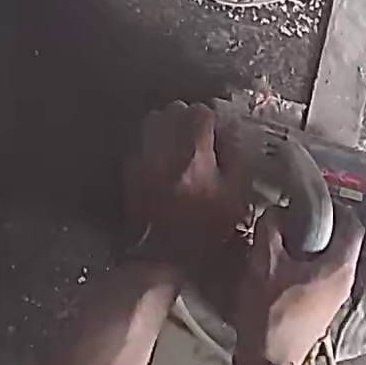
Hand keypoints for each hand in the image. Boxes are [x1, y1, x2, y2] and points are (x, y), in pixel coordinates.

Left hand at [125, 102, 249, 263]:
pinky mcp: (129, 169)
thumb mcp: (235, 194)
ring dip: (168, 126)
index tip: (218, 134)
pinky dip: (152, 144)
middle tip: (200, 138)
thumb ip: (234, 155)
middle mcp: (164, 148)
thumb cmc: (206, 229)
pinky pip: (141, 141)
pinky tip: (163, 160)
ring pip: (154, 120)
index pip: (201, 111)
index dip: (213, 120)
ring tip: (179, 145)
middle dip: (189, 119)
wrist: (163, 255)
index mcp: (194, 152)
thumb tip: (229, 128)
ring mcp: (142, 157)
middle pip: (175, 110)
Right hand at [234, 202, 363, 364]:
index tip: (312, 198)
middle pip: (341, 240)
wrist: (269, 361)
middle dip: (319, 224)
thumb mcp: (264, 262)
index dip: (335, 205)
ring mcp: (336, 297)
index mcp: (339, 267)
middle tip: (293, 214)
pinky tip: (283, 262)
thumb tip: (276, 211)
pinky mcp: (323, 307)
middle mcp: (346, 280)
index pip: (352, 223)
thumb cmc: (270, 310)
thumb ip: (270, 228)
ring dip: (311, 244)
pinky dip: (307, 261)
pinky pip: (322, 274)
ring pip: (330, 258)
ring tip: (284, 236)